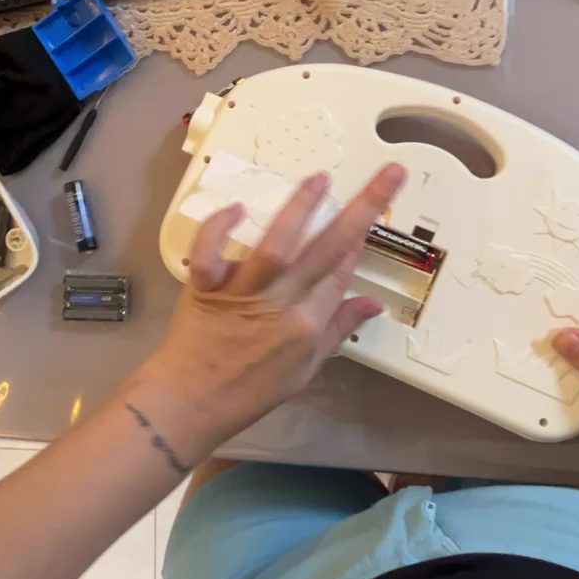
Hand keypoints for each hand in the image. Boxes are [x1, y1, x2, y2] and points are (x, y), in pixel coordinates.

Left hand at [132, 164, 406, 456]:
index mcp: (309, 326)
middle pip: (328, 251)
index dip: (360, 237)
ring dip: (300, 210)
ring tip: (320, 179)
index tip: (373, 206)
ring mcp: (244, 294)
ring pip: (276, 246)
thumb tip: (373, 304)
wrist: (191, 403)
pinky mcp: (206, 288)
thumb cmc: (249, 390)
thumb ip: (338, 331)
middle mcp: (282, 305)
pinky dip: (219, 230)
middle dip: (362, 209)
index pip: (342, 270)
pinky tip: (235, 209)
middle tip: (388, 176)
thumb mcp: (304, 370)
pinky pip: (210, 255)